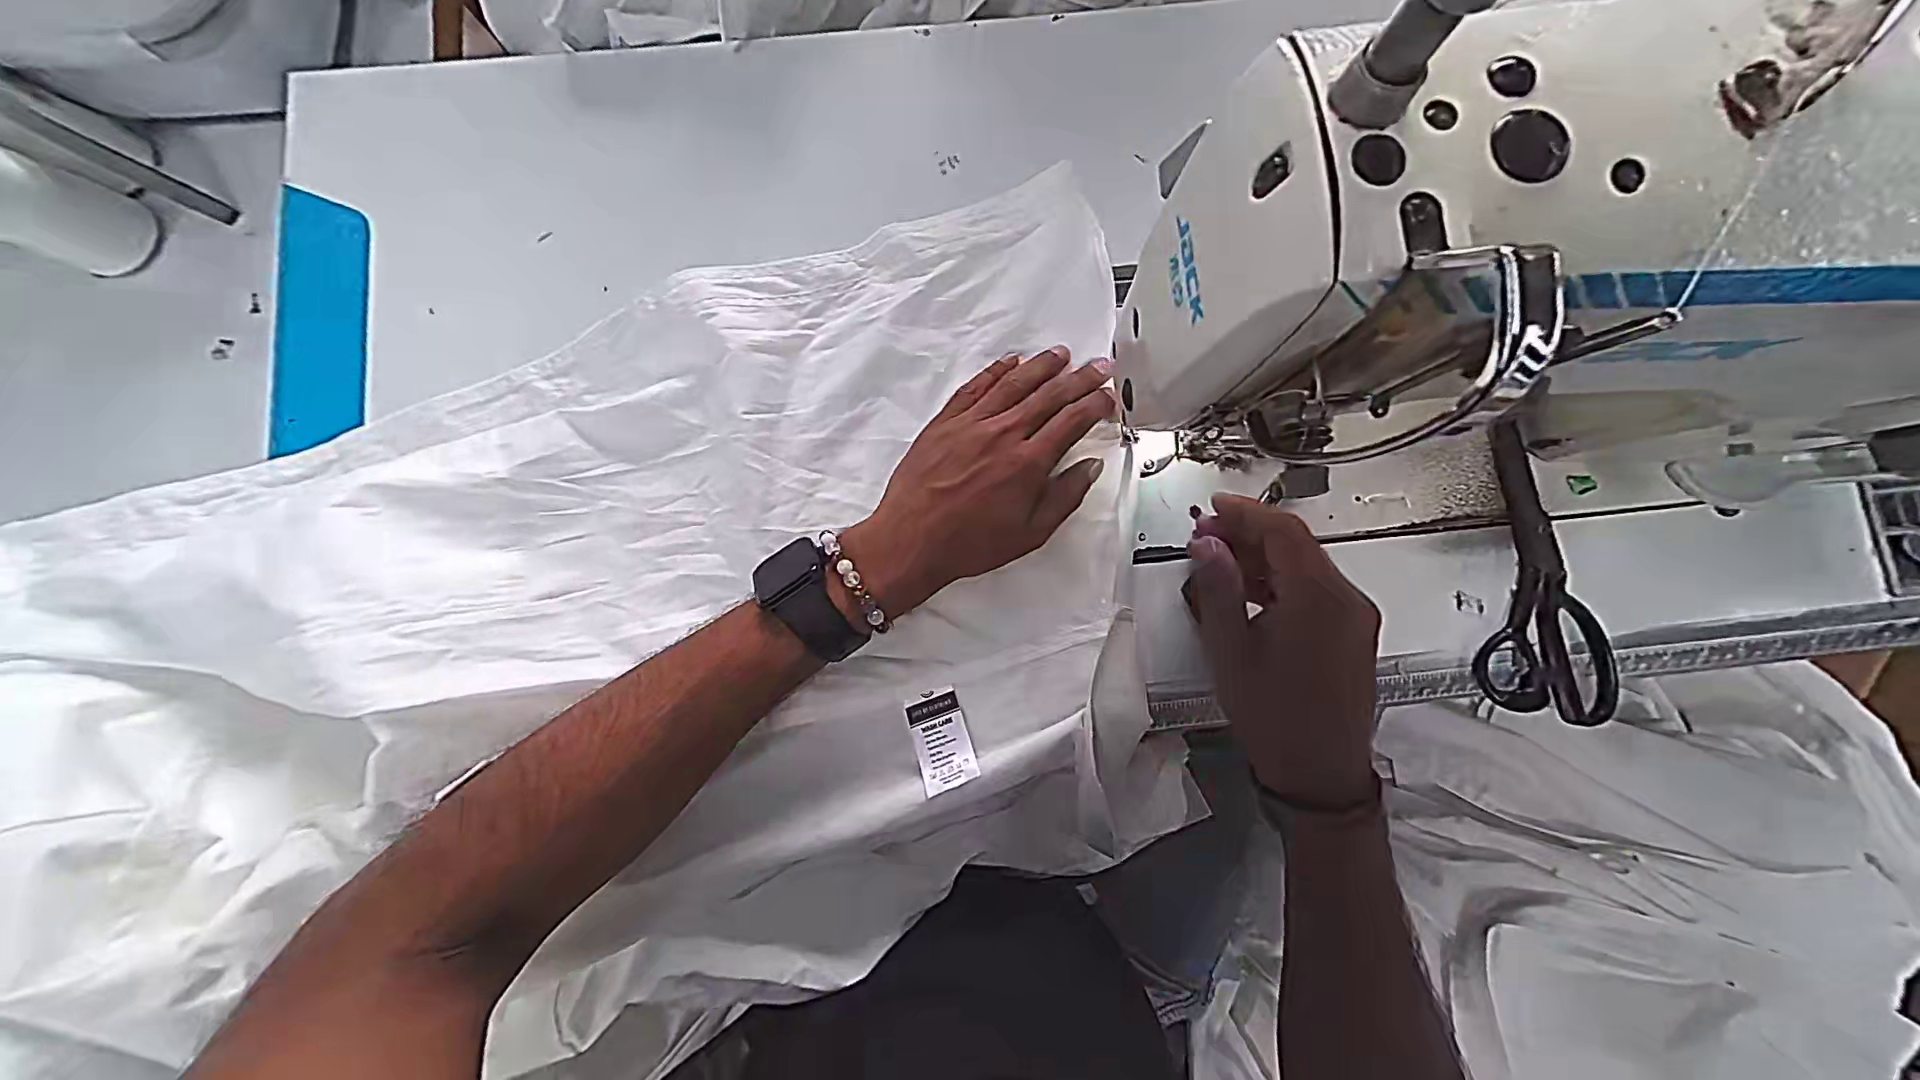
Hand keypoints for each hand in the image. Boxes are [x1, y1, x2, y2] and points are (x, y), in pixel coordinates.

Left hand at [840, 347, 1115, 616]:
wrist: (911, 540)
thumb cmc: (965, 542)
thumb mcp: (1030, 533)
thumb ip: (1065, 497)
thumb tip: (1087, 469)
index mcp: (1027, 463)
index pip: (1072, 421)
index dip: (1095, 404)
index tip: (1106, 397)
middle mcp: (1002, 436)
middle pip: (1049, 395)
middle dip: (1079, 378)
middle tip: (1096, 368)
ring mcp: (971, 425)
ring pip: (1014, 384)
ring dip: (1041, 366)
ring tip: (1059, 355)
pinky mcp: (945, 423)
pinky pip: (975, 387)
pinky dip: (995, 371)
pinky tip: (1008, 363)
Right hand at [1187, 494, 1381, 806]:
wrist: (1319, 772)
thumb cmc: (1277, 719)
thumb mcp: (1231, 649)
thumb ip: (1217, 589)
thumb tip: (1207, 546)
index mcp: (1318, 599)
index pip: (1283, 532)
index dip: (1245, 512)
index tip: (1214, 506)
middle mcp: (1346, 601)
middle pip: (1296, 545)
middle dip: (1249, 533)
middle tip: (1207, 535)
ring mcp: (1354, 617)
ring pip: (1305, 565)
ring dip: (1263, 556)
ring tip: (1220, 561)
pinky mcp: (1352, 632)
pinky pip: (1314, 589)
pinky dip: (1280, 579)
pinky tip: (1249, 589)